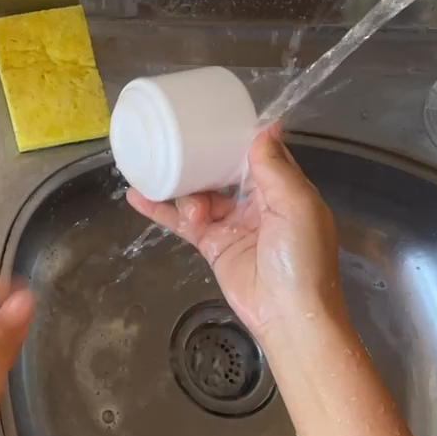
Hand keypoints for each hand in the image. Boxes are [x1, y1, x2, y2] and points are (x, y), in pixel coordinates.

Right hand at [126, 127, 345, 347]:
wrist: (288, 315)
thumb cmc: (300, 258)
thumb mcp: (297, 206)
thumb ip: (276, 168)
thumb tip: (266, 125)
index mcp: (282, 190)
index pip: (257, 155)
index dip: (236, 139)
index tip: (212, 120)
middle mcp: (256, 203)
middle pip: (222, 173)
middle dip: (202, 167)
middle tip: (183, 160)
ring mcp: (230, 224)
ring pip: (200, 195)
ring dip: (187, 196)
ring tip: (193, 214)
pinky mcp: (210, 244)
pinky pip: (181, 221)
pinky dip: (159, 210)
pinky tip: (136, 196)